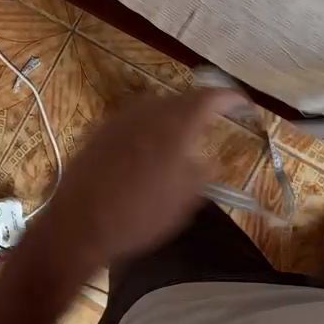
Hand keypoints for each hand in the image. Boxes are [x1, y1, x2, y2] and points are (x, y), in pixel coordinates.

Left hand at [23, 88, 247, 276]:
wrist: (78, 225)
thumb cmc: (138, 216)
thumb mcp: (184, 201)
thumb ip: (202, 173)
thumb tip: (210, 160)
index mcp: (174, 124)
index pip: (210, 97)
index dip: (231, 98)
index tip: (245, 104)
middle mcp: (147, 112)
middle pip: (181, 99)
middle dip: (200, 108)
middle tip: (214, 124)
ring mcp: (119, 119)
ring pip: (155, 108)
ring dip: (173, 117)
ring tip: (182, 139)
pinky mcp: (99, 131)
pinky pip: (134, 121)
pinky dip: (149, 128)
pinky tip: (149, 151)